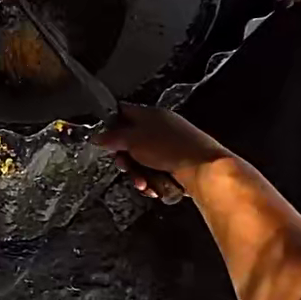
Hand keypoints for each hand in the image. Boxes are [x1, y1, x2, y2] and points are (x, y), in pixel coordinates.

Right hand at [93, 105, 232, 198]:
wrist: (203, 168)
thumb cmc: (171, 148)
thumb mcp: (134, 140)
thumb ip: (113, 137)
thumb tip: (97, 136)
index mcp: (150, 115)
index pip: (123, 112)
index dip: (110, 125)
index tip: (104, 140)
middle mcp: (160, 129)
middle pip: (130, 143)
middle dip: (126, 159)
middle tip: (125, 166)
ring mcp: (168, 147)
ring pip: (142, 162)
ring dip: (139, 175)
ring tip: (144, 183)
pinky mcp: (176, 165)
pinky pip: (154, 173)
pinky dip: (152, 181)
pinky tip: (154, 187)